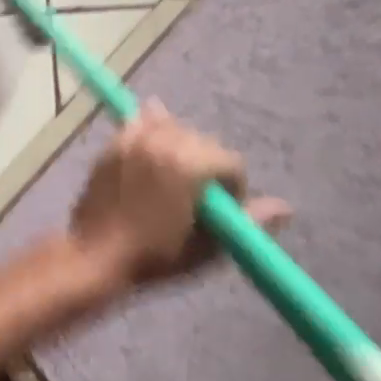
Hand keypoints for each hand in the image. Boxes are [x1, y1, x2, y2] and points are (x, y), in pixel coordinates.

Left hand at [70, 101, 291, 286]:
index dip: (233, 187)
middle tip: (198, 195)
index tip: (220, 210)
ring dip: (180, 146)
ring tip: (175, 175)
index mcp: (189, 165)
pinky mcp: (111, 145)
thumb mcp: (208, 248)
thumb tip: (285, 207)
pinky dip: (149, 128)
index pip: (230, 161)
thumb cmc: (155, 256)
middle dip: (207, 164)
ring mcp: (132, 141)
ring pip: (171, 128)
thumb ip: (247, 222)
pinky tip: (153, 138)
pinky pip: (137, 124)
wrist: (95, 253)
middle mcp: (162, 144)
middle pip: (201, 141)